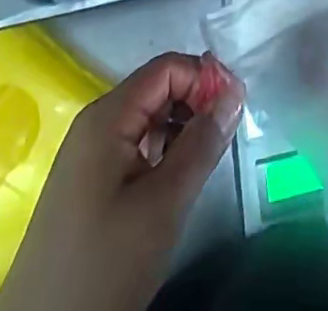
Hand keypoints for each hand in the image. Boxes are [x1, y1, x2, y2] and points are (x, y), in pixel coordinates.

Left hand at [0, 53, 243, 310]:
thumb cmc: (106, 260)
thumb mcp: (165, 201)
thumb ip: (202, 142)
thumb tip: (234, 92)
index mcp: (108, 117)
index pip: (166, 68)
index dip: (204, 79)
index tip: (235, 110)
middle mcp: (96, 123)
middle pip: (158, 88)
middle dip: (196, 102)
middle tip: (225, 138)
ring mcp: (91, 151)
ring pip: (150, 117)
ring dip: (183, 128)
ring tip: (205, 161)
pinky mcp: (93, 177)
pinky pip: (137, 142)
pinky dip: (165, 149)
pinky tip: (178, 179)